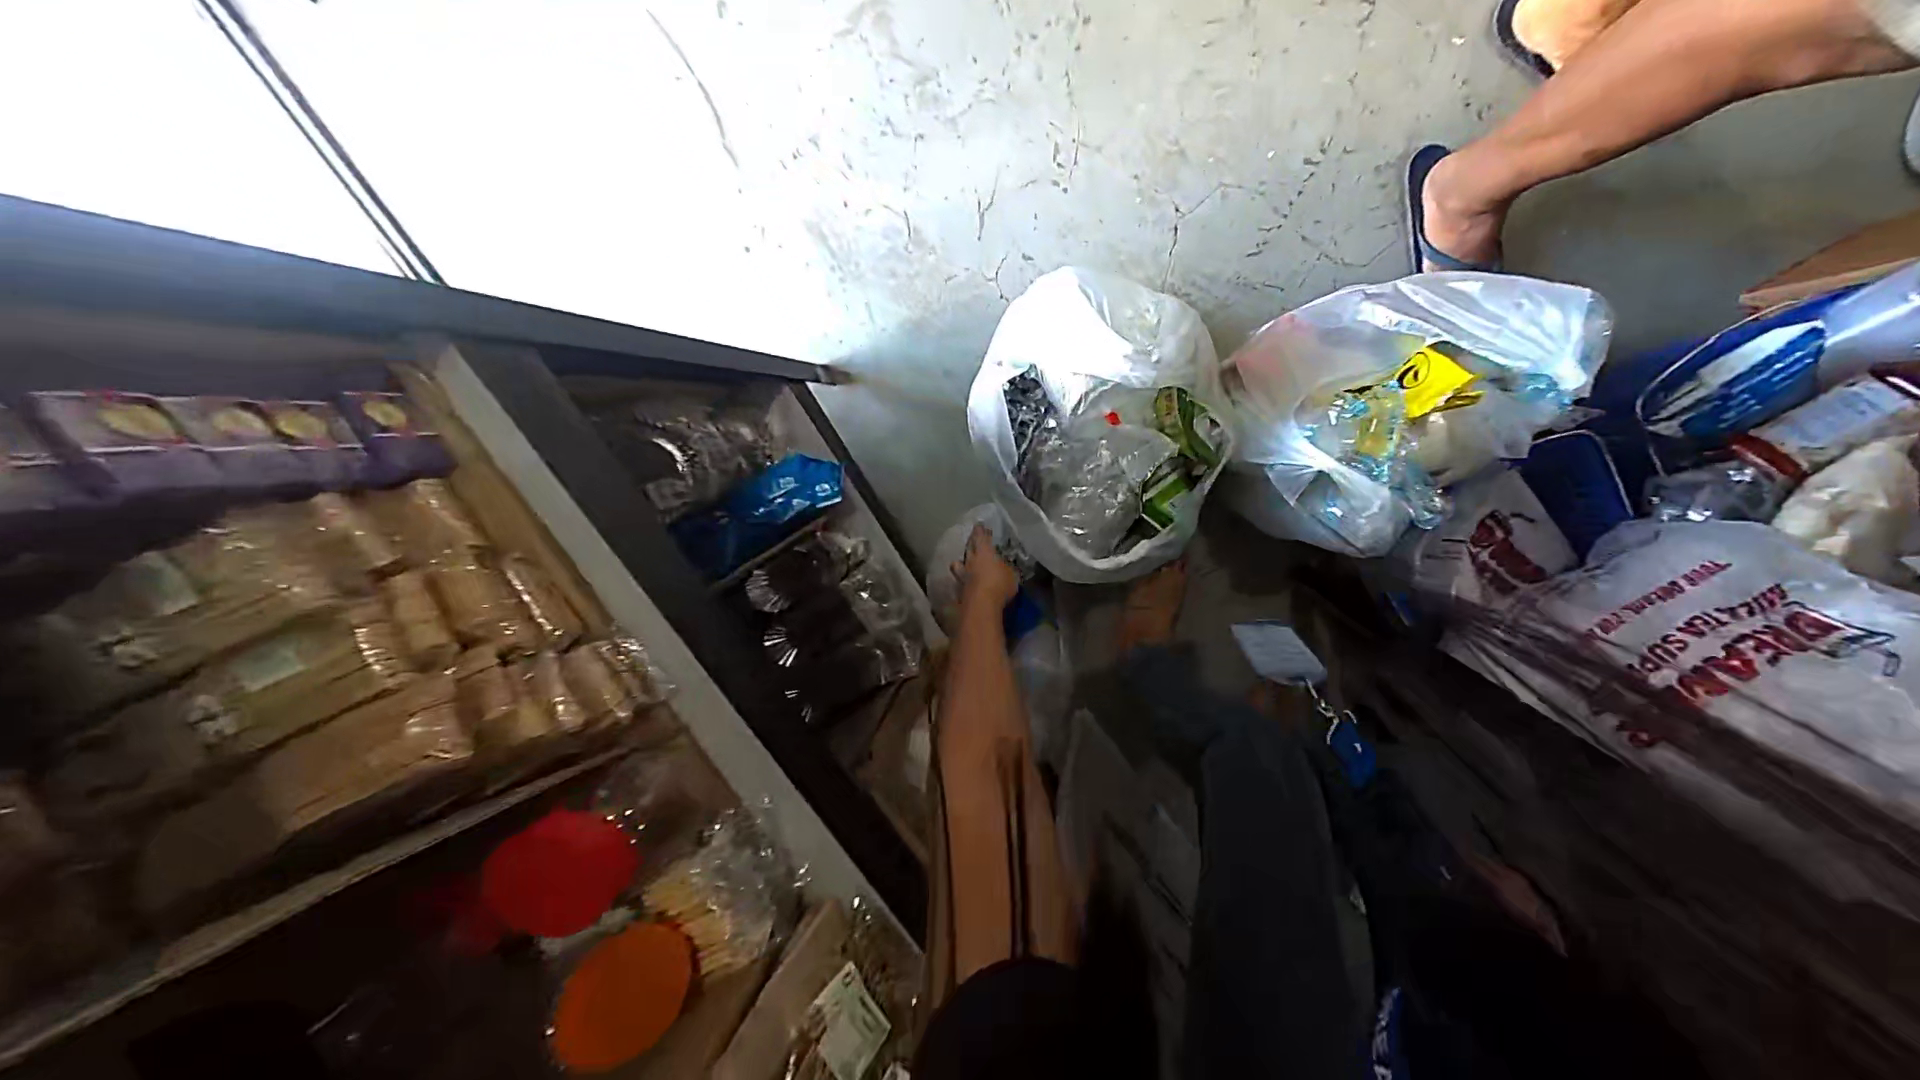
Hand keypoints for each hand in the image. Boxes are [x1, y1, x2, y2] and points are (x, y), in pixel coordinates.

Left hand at [953, 524, 1018, 610]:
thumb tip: (1006, 567)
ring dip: (960, 563)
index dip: (980, 531)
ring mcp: (962, 575)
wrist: (981, 605)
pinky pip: (959, 581)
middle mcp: (970, 561)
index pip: (981, 537)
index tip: (979, 525)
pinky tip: (965, 583)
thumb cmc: (999, 585)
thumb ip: (1007, 569)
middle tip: (972, 540)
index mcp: (984, 553)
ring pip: (957, 564)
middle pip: (968, 548)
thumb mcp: (1012, 575)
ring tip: (962, 564)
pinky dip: (961, 580)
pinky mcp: (958, 590)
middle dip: (970, 543)